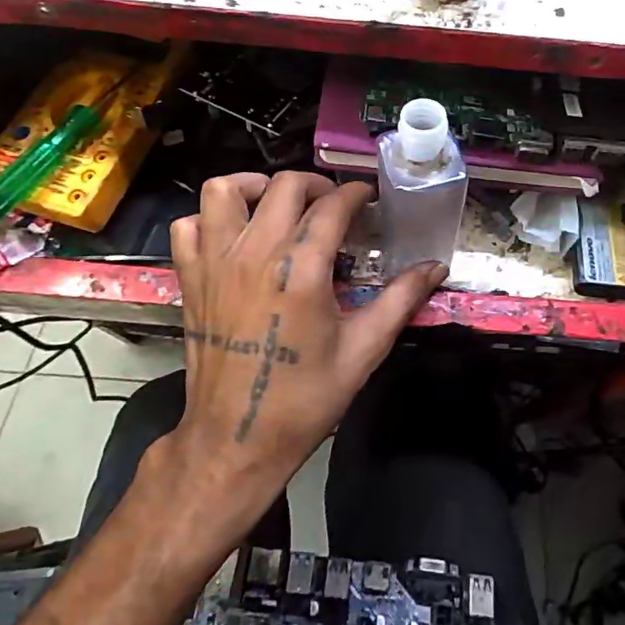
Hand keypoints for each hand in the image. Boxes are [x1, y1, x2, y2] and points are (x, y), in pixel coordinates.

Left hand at [15, 175, 446, 624]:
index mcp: (301, 269)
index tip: (368, 198)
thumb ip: (401, 299)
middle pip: (284, 185)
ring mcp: (215, 263)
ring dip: (256, 187)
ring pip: (224, 191)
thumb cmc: (304, 398)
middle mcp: (254, 254)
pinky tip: (235, 236)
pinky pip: (188, 226)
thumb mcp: (364, 349)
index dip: (356, 194)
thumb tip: (435, 266)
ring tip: (278, 206)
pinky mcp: (190, 279)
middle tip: (333, 204)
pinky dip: (210, 219)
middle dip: (316, 184)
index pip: (332, 205)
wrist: (235, 440)